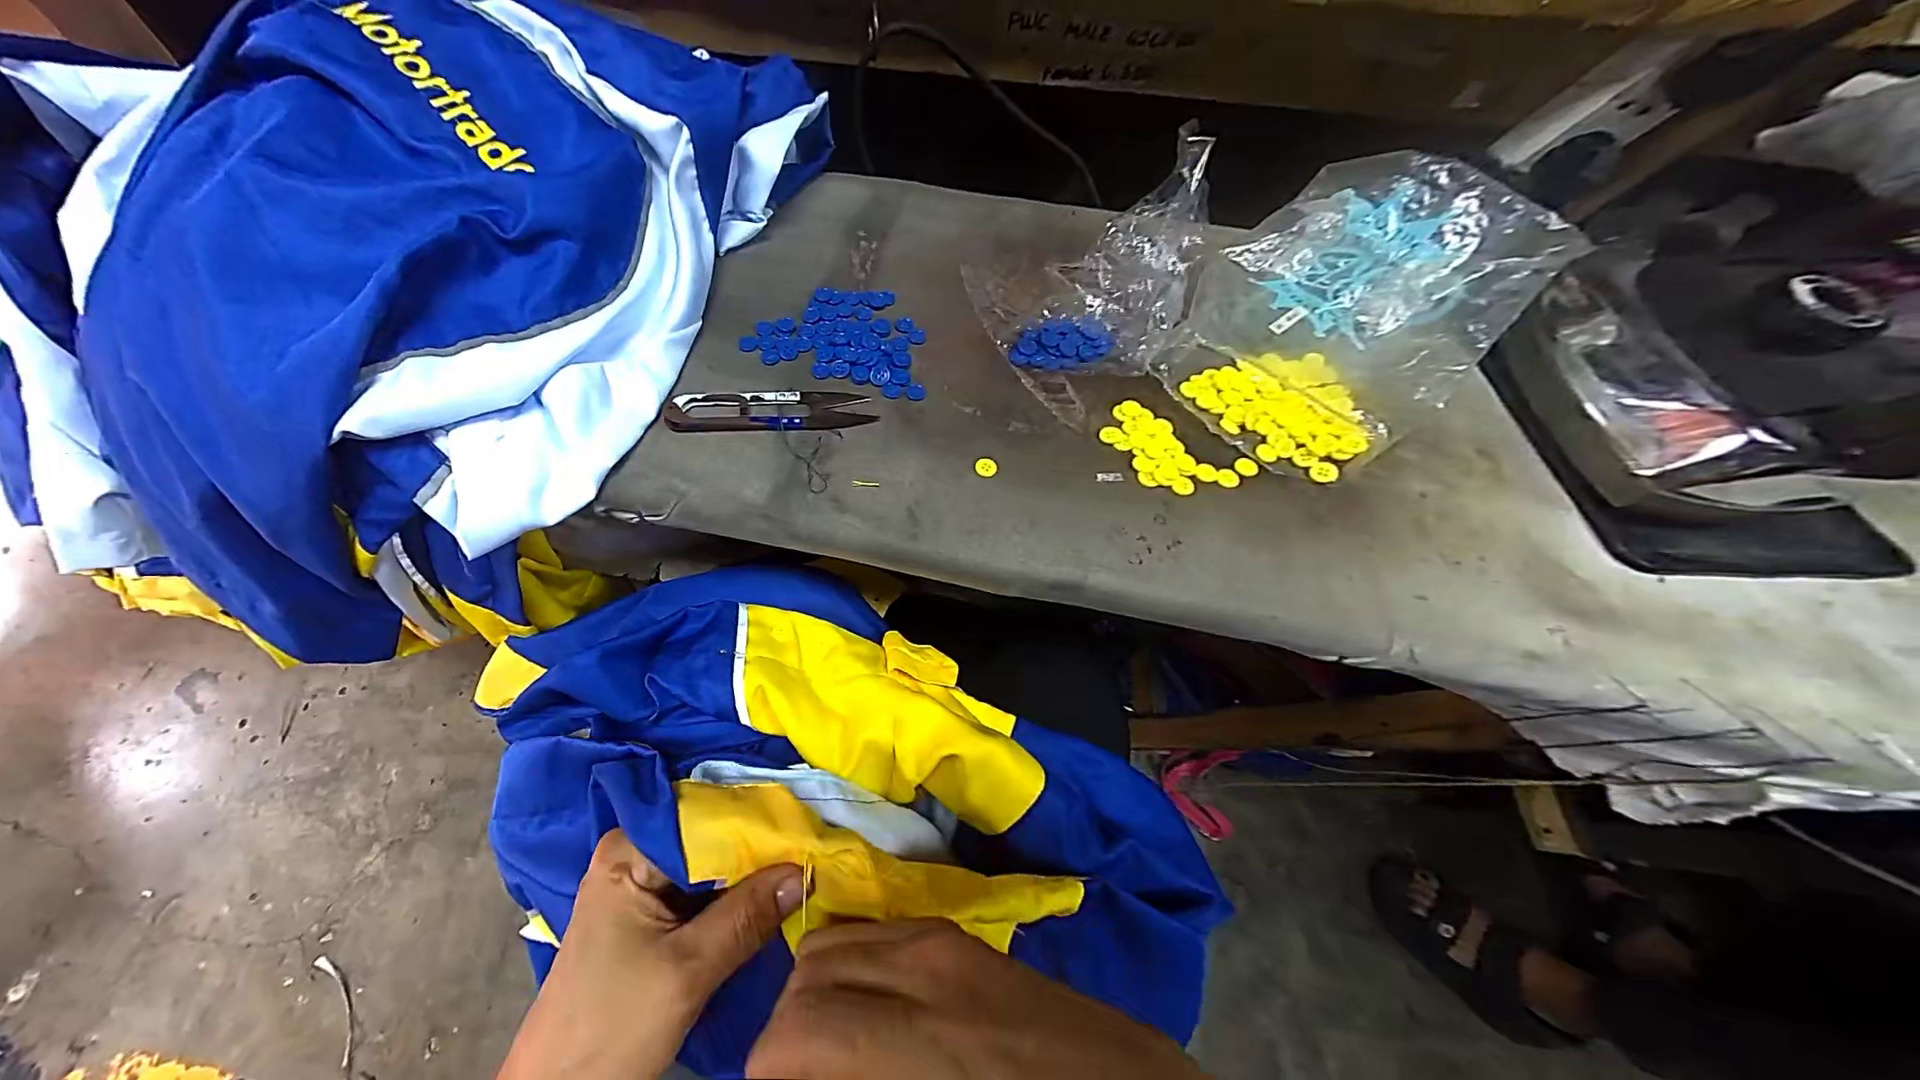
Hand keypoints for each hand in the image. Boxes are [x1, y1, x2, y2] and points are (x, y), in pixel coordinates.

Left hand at [497, 830, 803, 1079]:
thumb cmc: (611, 1028)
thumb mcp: (688, 971)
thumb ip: (747, 916)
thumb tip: (806, 870)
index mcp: (628, 851)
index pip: (707, 816)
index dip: (759, 821)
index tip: (807, 825)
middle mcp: (634, 853)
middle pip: (711, 836)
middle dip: (760, 844)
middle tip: (815, 844)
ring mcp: (641, 881)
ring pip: (712, 862)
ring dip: (754, 868)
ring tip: (805, 861)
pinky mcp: (651, 909)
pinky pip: (705, 887)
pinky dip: (737, 891)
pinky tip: (774, 890)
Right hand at [746, 918, 1211, 1079]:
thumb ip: (854, 1073)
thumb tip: (802, 1063)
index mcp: (913, 1033)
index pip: (790, 1030)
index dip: (768, 1070)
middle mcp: (920, 961)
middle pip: (807, 972)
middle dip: (788, 1028)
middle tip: (804, 1069)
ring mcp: (943, 937)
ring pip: (836, 939)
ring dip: (818, 989)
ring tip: (831, 1039)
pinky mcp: (961, 932)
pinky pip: (878, 930)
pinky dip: (855, 964)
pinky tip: (870, 1005)